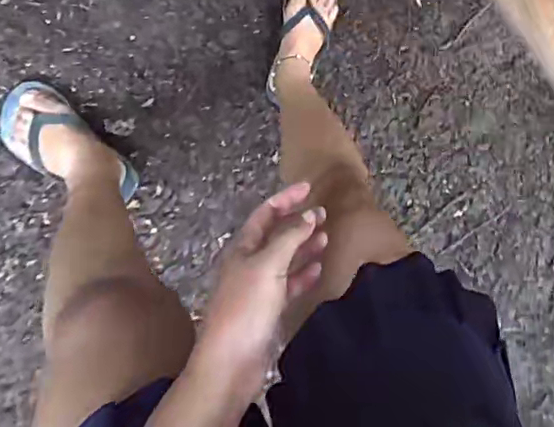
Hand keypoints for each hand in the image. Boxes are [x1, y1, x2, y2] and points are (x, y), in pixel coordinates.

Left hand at [191, 182, 329, 389]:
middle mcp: (248, 264)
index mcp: (243, 248)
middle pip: (275, 235)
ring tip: (325, 239)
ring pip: (284, 260)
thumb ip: (289, 237)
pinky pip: (288, 285)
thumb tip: (309, 215)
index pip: (265, 213)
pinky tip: (317, 271)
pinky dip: (302, 275)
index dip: (286, 198)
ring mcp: (257, 289)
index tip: (308, 188)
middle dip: (298, 223)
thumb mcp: (268, 264)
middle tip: (323, 215)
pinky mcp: (266, 311)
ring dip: (304, 247)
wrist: (228, 366)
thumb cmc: (245, 306)